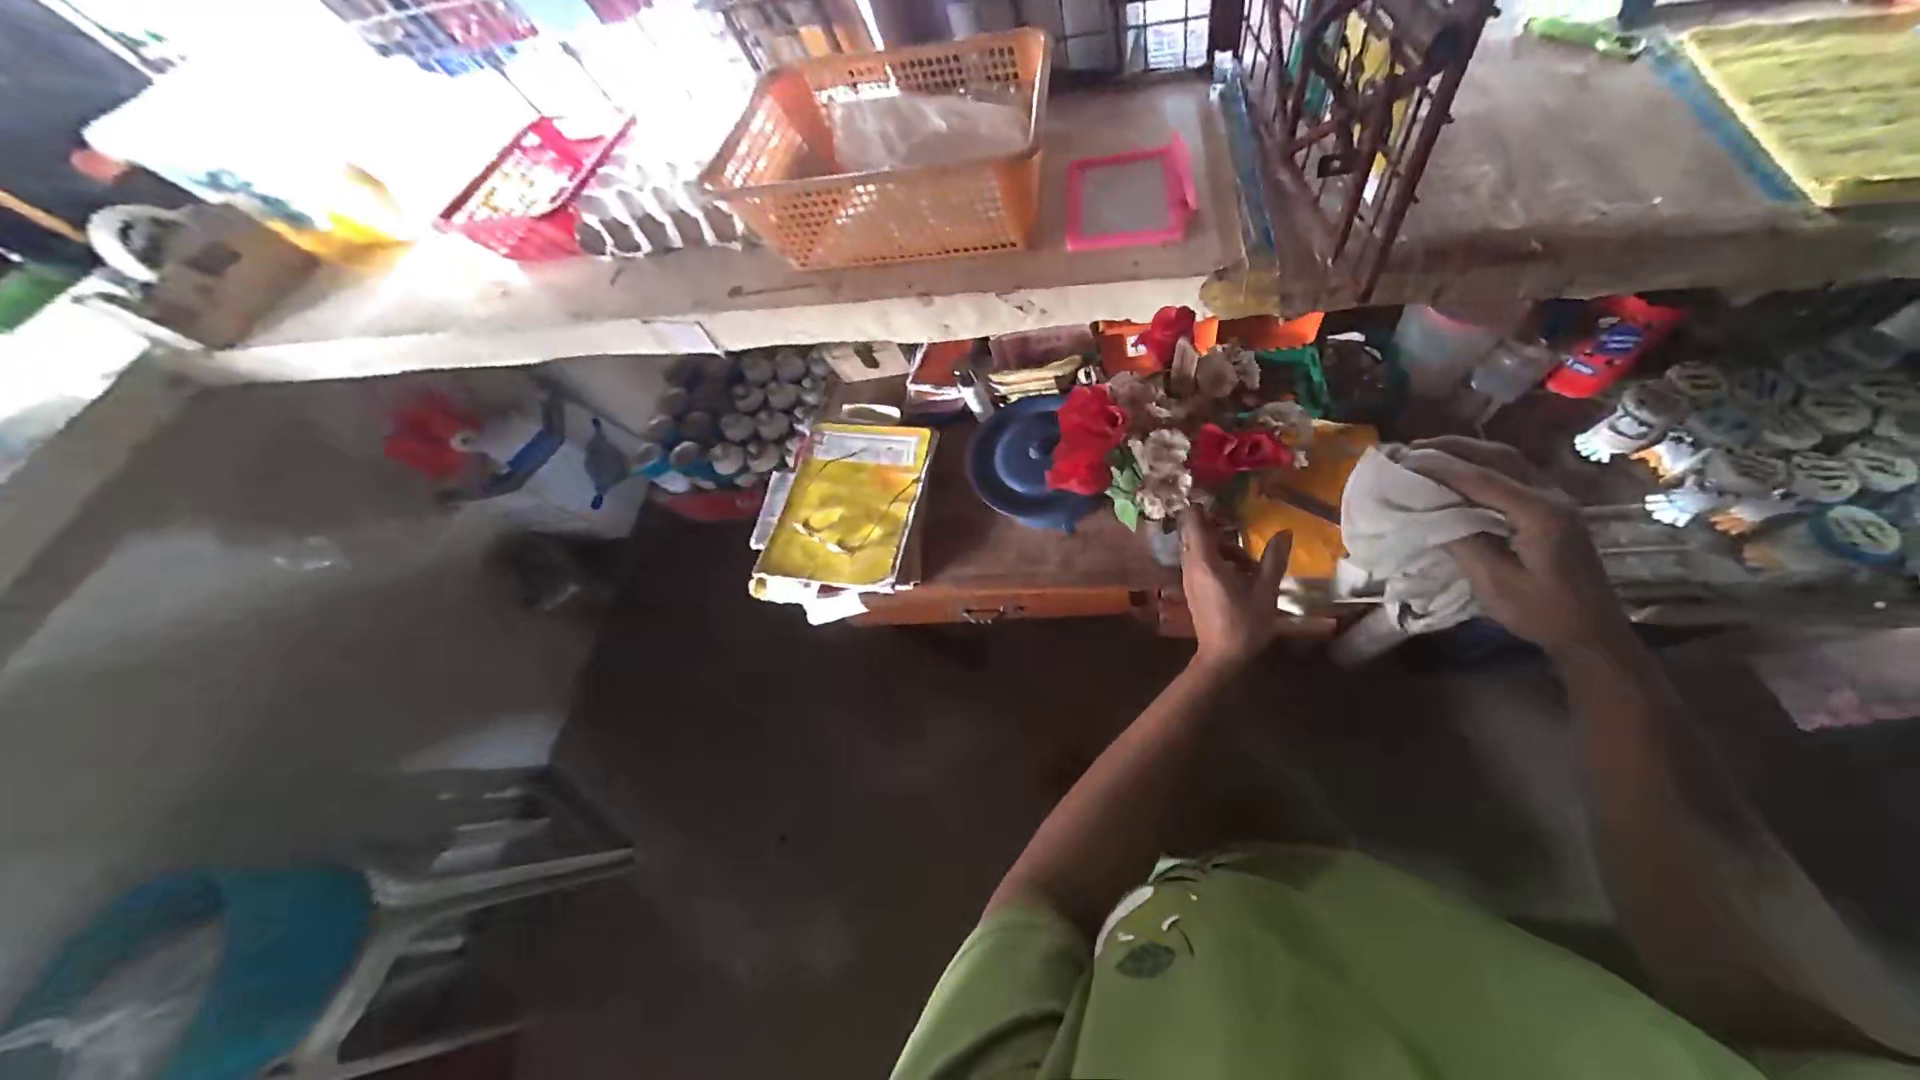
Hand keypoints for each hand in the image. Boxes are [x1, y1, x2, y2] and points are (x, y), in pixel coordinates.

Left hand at [1180, 511, 1291, 669]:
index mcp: (1205, 562)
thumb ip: (1273, 559)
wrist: (1221, 657)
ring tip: (1249, 558)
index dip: (1200, 506)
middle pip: (1194, 533)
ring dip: (1221, 545)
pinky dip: (1217, 558)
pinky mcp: (1192, 588)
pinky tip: (1241, 572)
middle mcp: (1191, 566)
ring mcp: (1189, 578)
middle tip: (1239, 521)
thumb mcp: (1265, 590)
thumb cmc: (1244, 623)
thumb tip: (1285, 531)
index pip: (1193, 523)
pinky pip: (1200, 562)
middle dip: (1214, 524)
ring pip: (1199, 549)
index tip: (1217, 495)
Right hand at [1400, 436, 1631, 658]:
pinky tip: (1458, 471)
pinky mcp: (1551, 509)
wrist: (1591, 633)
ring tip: (1427, 452)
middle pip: (1499, 457)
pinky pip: (1513, 474)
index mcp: (1540, 514)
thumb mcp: (1494, 582)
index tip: (1403, 459)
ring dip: (1466, 452)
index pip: (1482, 478)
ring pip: (1508, 460)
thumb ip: (1463, 542)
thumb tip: (1428, 514)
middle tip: (1410, 448)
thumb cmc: (1541, 612)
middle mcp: (1552, 497)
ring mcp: (1555, 501)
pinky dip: (1480, 465)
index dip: (1440, 466)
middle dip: (1452, 449)